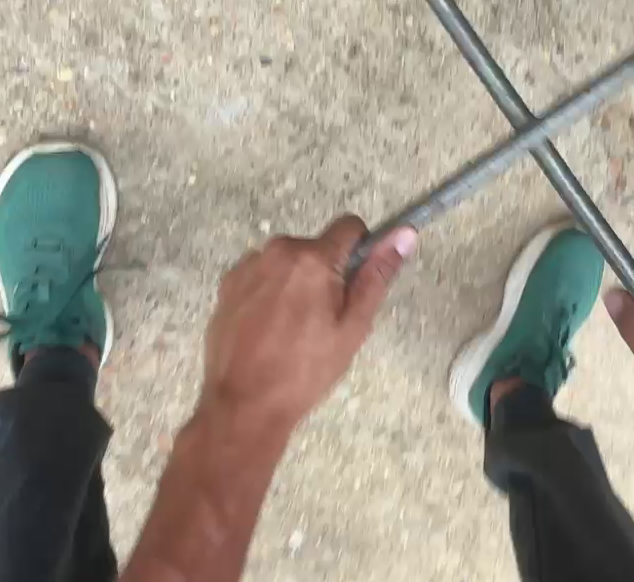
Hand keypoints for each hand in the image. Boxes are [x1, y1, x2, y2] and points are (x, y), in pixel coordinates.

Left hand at [200, 216, 415, 433]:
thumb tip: (405, 233)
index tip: (353, 283)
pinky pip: (263, 272)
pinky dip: (270, 290)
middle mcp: (279, 249)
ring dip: (297, 280)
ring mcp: (249, 264)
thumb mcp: (353, 327)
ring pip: (289, 260)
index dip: (360, 250)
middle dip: (326, 272)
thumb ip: (378, 274)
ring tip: (293, 328)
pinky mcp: (228, 282)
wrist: (244, 405)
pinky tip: (268, 327)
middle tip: (323, 318)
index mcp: (313, 258)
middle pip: (317, 246)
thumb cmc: (306, 369)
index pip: (349, 226)